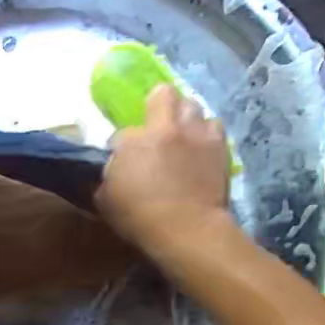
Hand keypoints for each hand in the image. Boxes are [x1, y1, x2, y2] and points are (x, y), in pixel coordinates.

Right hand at [96, 85, 233, 255]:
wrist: (187, 230)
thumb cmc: (140, 219)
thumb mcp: (105, 201)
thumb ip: (106, 177)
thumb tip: (112, 169)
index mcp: (132, 141)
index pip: (121, 133)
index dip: (121, 147)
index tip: (124, 162)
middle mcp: (164, 128)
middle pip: (162, 94)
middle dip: (157, 104)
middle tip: (156, 124)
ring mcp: (195, 134)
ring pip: (192, 105)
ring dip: (185, 116)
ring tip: (182, 133)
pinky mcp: (219, 146)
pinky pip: (214, 126)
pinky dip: (206, 134)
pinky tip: (201, 147)